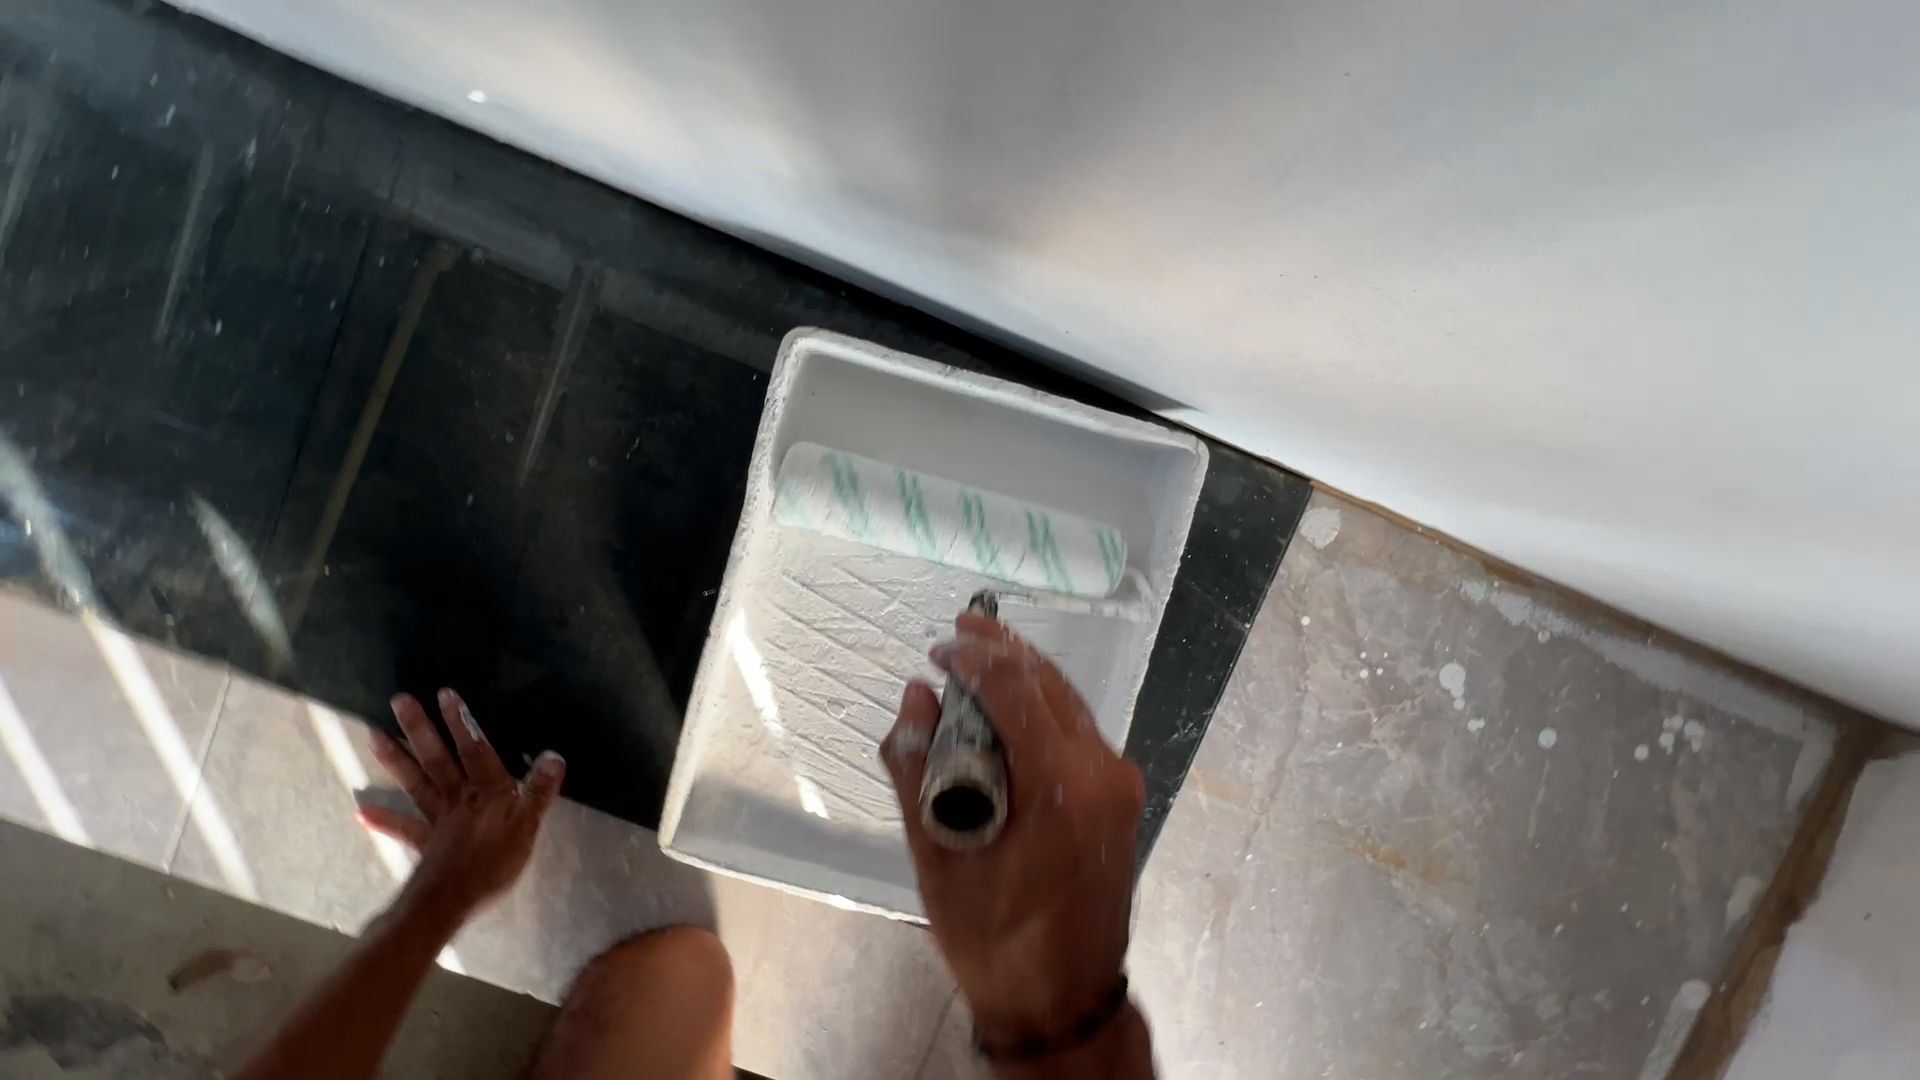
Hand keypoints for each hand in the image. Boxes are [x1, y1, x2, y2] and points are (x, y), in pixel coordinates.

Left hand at [360, 688, 564, 922]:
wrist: (449, 903)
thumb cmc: (494, 862)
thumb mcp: (528, 825)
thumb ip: (539, 791)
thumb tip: (554, 755)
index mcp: (487, 791)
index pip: (475, 749)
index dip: (462, 722)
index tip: (446, 695)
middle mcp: (458, 797)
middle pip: (439, 758)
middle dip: (421, 729)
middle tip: (400, 701)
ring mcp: (437, 819)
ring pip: (417, 782)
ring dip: (396, 759)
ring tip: (375, 735)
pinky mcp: (425, 842)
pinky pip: (403, 828)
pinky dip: (383, 819)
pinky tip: (362, 810)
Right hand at [881, 612, 1144, 1048]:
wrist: (1063, 999)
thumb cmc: (991, 937)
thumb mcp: (935, 855)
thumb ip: (918, 768)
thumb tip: (916, 697)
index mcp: (1061, 788)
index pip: (1015, 689)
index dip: (973, 656)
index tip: (939, 647)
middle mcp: (1102, 772)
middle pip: (1049, 683)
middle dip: (1001, 649)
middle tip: (959, 629)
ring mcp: (1119, 782)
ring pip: (1069, 700)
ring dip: (1023, 672)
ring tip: (980, 652)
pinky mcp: (1120, 794)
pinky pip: (1078, 727)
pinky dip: (1042, 704)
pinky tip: (1010, 699)